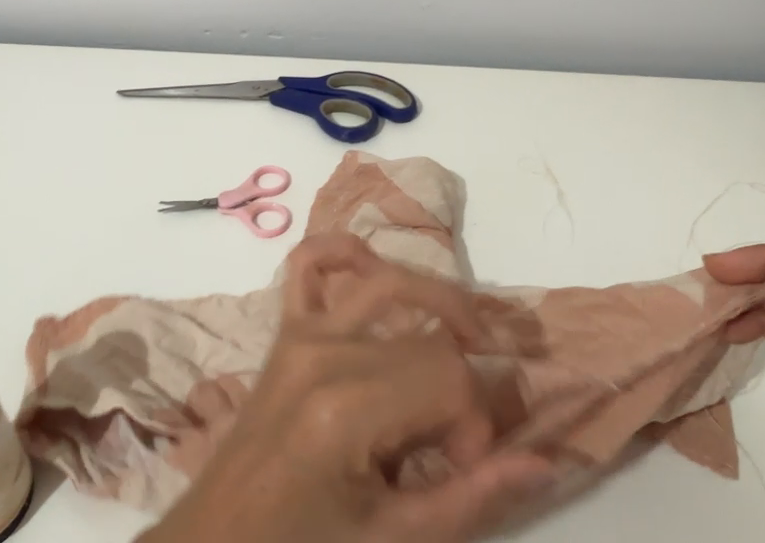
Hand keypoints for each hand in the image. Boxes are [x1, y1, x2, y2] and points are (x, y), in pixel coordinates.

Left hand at [140, 234, 550, 542]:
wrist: (219, 542)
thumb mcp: (391, 539)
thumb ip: (472, 499)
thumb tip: (545, 460)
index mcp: (347, 409)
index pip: (450, 380)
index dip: (477, 426)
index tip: (464, 467)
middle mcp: (325, 353)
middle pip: (430, 339)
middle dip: (460, 389)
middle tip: (454, 442)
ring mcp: (301, 333)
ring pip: (390, 285)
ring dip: (437, 303)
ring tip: (465, 339)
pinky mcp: (285, 330)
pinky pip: (309, 263)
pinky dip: (344, 251)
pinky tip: (376, 270)